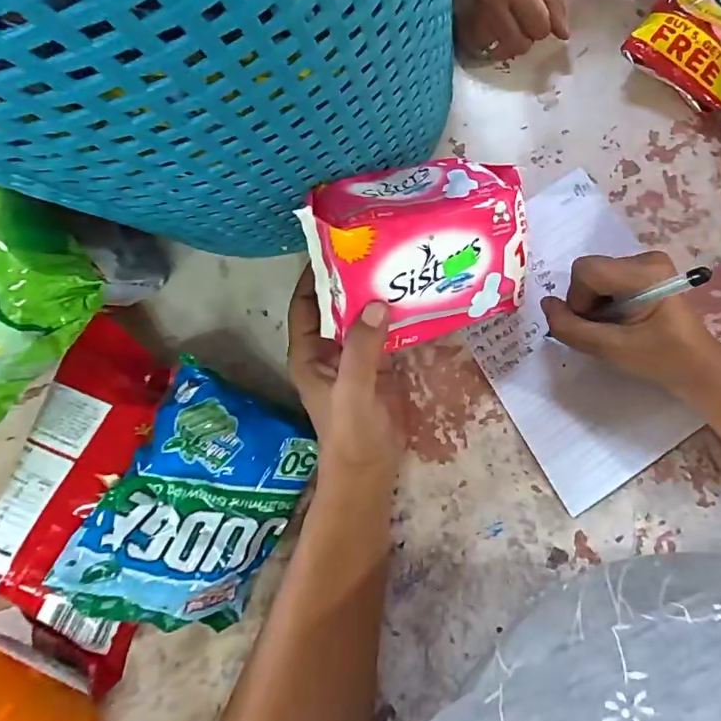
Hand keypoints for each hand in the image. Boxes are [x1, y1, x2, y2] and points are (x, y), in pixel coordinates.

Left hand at [287, 267, 404, 477]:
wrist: (371, 471)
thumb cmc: (351, 433)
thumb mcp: (353, 390)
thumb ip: (362, 349)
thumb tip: (377, 303)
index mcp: (309, 353)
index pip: (305, 304)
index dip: (314, 277)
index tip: (334, 248)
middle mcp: (329, 349)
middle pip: (336, 306)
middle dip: (352, 281)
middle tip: (376, 250)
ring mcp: (354, 357)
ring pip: (362, 318)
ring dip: (375, 297)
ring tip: (397, 266)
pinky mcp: (379, 366)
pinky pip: (384, 334)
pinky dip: (396, 318)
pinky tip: (414, 299)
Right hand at [453, 0, 569, 61]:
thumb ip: (552, 4)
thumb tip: (564, 35)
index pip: (540, 27)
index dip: (542, 25)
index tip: (534, 15)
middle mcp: (494, 7)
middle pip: (521, 44)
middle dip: (526, 37)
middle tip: (519, 23)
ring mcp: (474, 21)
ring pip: (502, 51)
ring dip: (507, 43)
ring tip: (503, 28)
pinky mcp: (460, 29)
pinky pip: (482, 52)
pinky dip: (488, 46)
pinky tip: (488, 33)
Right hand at [540, 252, 720, 396]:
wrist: (698, 366)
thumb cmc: (661, 359)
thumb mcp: (611, 349)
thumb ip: (572, 328)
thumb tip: (546, 304)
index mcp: (646, 272)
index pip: (585, 271)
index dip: (578, 300)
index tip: (596, 325)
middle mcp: (646, 257)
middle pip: (588, 271)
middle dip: (586, 302)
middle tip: (605, 329)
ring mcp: (647, 261)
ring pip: (593, 275)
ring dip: (593, 302)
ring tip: (615, 326)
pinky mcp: (645, 269)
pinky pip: (604, 277)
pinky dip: (602, 299)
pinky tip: (621, 318)